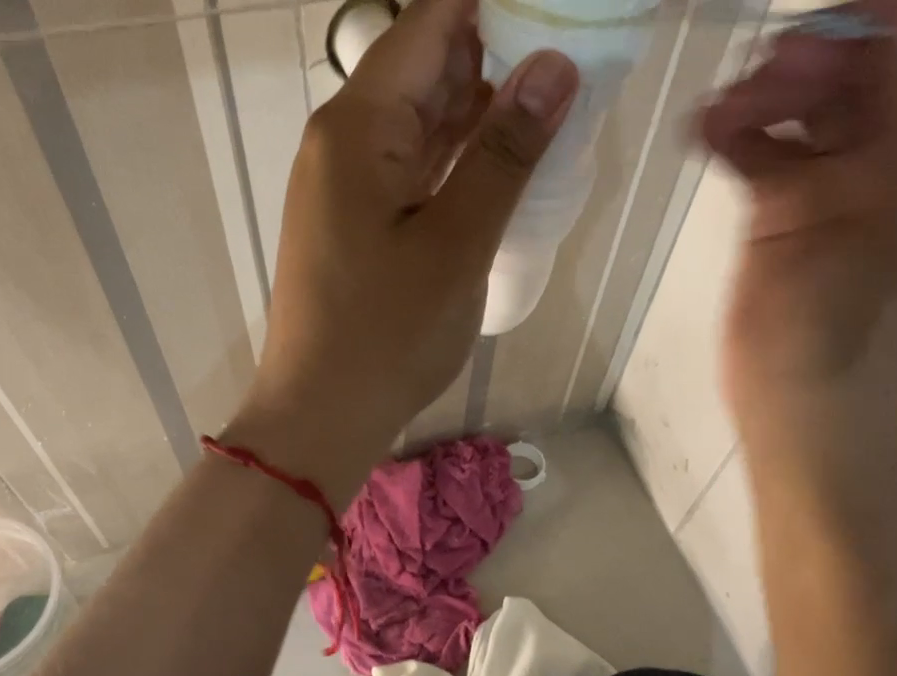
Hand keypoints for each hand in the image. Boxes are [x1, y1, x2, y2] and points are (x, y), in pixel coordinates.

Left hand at [224, 0, 578, 493]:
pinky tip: (505, 158)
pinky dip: (458, 155)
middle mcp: (344, 137)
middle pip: (426, 65)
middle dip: (500, 54)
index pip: (432, 23)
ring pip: (421, 117)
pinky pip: (413, 163)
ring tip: (556, 101)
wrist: (321, 415)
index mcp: (360, 125)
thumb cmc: (387, 335)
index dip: (497, 9)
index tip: (563, 17)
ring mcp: (346, 180)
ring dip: (483, 108)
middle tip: (576, 60)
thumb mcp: (457, 243)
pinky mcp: (357, 218)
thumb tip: (556, 66)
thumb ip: (505, 153)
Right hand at [700, 0, 896, 442]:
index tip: (860, 15)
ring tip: (731, 110)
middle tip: (777, 68)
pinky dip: (736, 129)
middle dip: (831, 47)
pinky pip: (765, 142)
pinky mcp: (789, 204)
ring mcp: (850, 178)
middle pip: (886, 54)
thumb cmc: (866, 341)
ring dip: (773, 85)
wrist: (799, 424)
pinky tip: (707, 133)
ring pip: (818, 92)